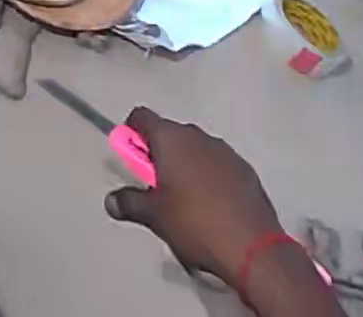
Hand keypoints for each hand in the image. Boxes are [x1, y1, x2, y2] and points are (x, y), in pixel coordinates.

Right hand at [105, 108, 283, 286]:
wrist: (251, 246)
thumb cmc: (194, 223)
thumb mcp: (155, 216)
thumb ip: (130, 203)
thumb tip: (111, 201)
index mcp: (169, 138)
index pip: (141, 116)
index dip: (131, 132)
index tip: (131, 156)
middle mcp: (195, 135)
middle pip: (168, 132)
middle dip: (158, 153)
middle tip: (156, 185)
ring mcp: (223, 149)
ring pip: (194, 147)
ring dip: (184, 163)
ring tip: (185, 199)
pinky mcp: (244, 167)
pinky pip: (217, 162)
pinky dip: (209, 174)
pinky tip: (212, 204)